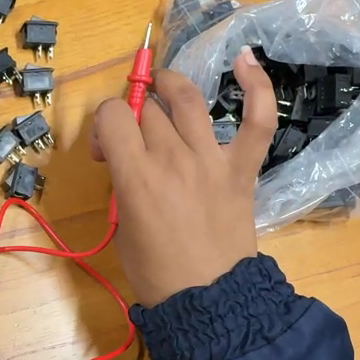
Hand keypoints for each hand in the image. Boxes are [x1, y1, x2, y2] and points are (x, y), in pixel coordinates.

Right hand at [90, 46, 278, 305]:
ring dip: (170, 86)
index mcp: (136, 176)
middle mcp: (173, 157)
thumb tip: (128, 161)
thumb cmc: (155, 272)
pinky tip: (244, 60)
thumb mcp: (122, 226)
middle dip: (131, 116)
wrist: (208, 299)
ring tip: (163, 89)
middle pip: (146, 108)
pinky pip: (257, 119)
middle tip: (131, 141)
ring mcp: (212, 159)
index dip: (102, 125)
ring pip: (188, 99)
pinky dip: (256, 85)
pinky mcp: (243, 168)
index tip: (104, 151)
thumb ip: (123, 184)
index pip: (112, 115)